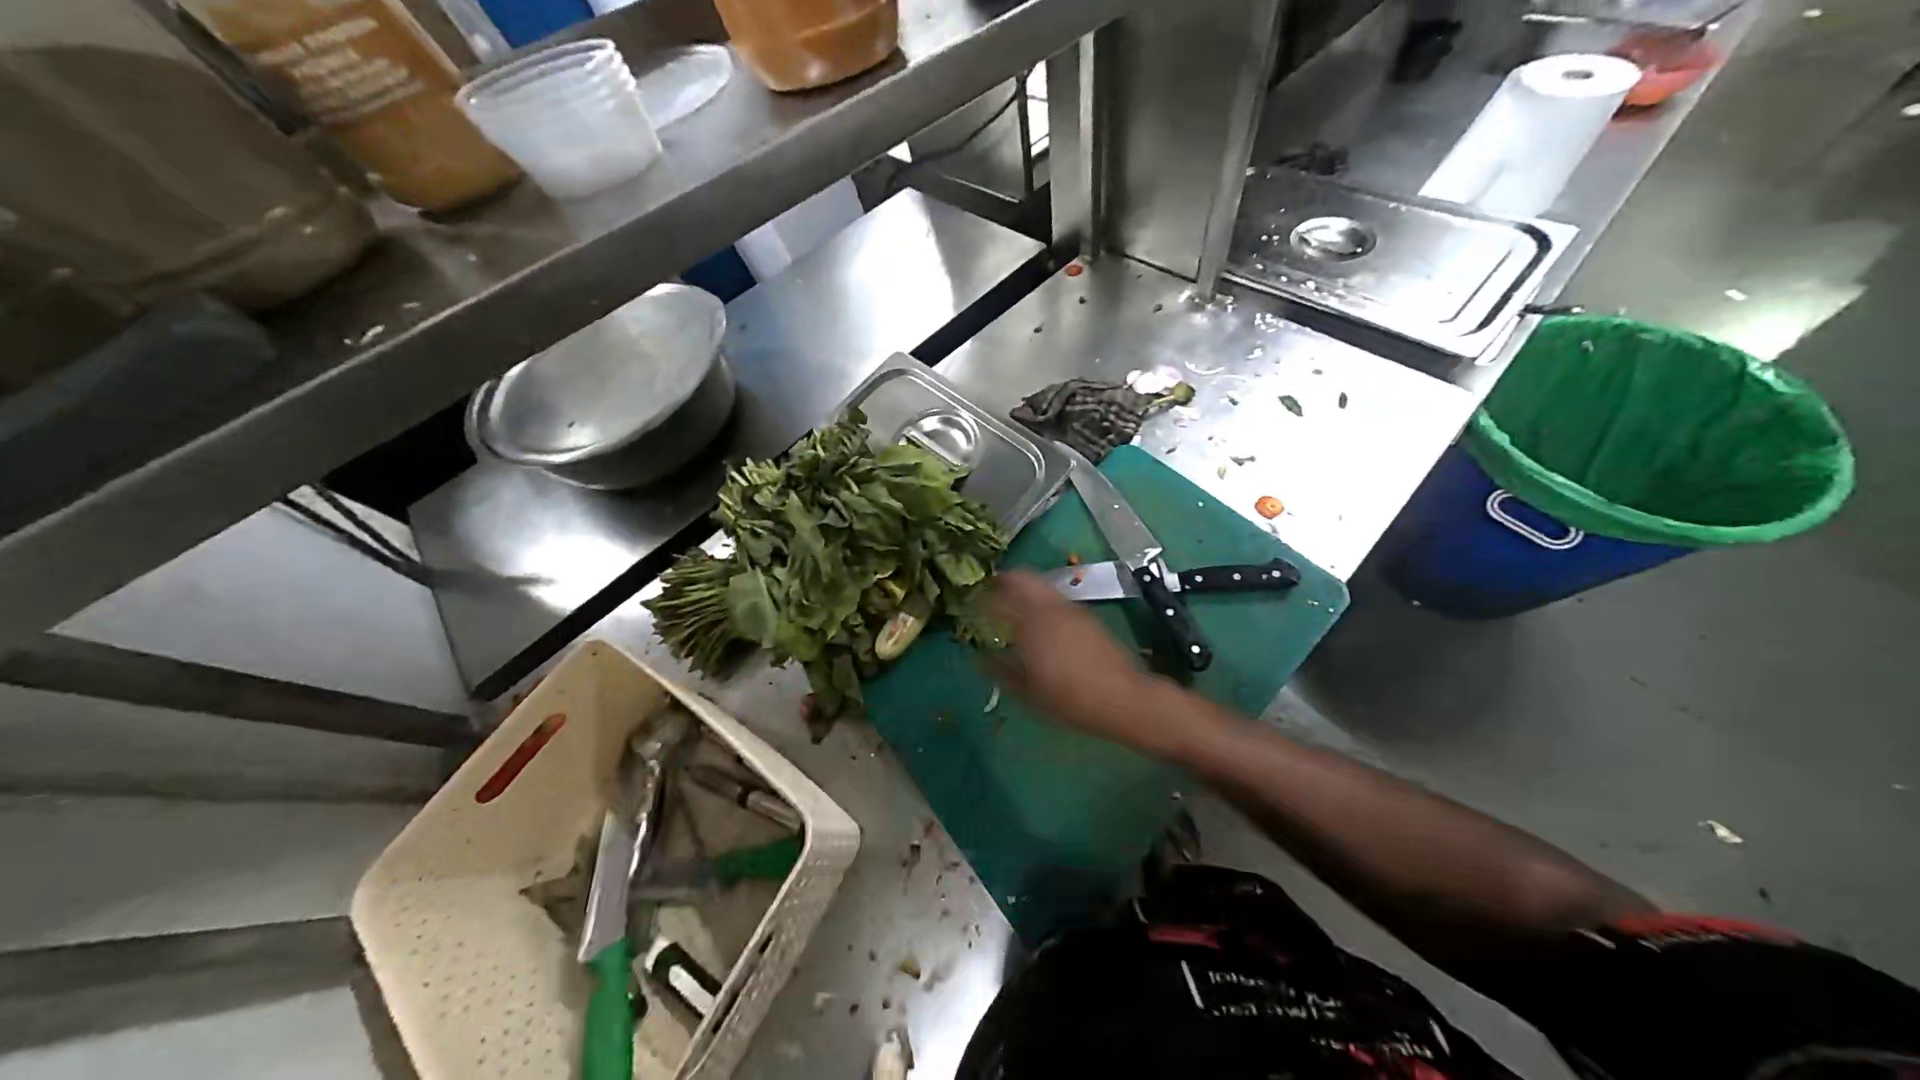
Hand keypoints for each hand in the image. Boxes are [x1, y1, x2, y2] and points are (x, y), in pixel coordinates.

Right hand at [988, 571, 1216, 758]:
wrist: (1123, 699)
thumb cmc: (1070, 699)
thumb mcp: (1028, 693)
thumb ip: (1001, 671)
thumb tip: (979, 659)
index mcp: (1031, 623)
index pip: (1000, 596)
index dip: (983, 595)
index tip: (971, 600)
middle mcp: (1050, 608)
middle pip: (1023, 578)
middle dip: (1004, 581)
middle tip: (991, 590)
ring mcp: (1072, 609)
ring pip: (1041, 585)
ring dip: (1024, 588)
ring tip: (1012, 603)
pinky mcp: (1087, 616)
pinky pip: (1056, 598)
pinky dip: (1041, 599)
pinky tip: (1039, 620)